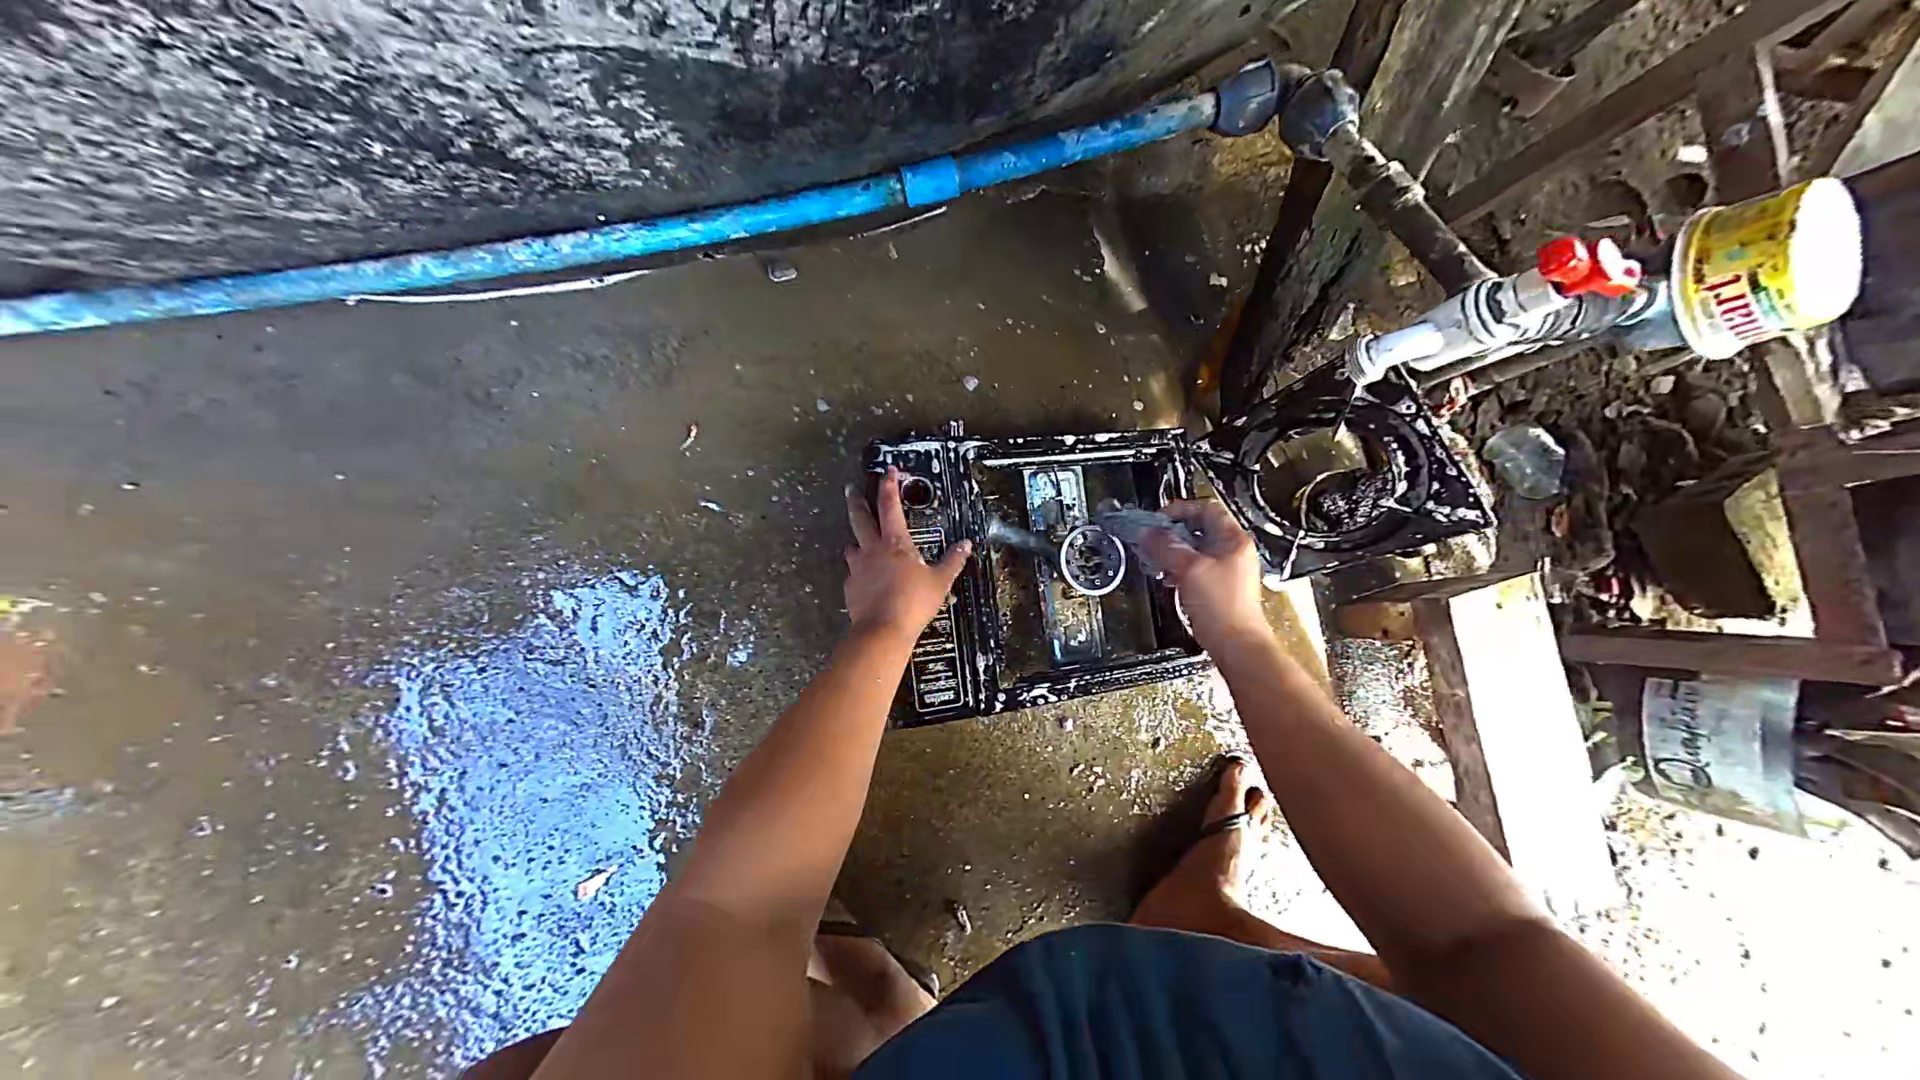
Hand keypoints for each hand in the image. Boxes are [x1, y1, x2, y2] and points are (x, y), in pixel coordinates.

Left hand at [844, 467, 972, 638]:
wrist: (883, 630)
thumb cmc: (913, 603)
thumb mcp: (940, 581)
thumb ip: (953, 561)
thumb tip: (965, 546)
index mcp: (895, 543)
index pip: (890, 505)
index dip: (889, 485)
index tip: (888, 472)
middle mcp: (872, 550)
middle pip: (860, 517)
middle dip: (857, 500)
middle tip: (852, 489)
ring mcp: (858, 568)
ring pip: (852, 545)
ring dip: (856, 539)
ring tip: (859, 540)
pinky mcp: (851, 587)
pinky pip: (853, 573)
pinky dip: (858, 571)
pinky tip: (865, 578)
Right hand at [1143, 499, 1269, 649]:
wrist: (1236, 644)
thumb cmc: (1223, 607)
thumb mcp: (1188, 569)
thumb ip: (1165, 547)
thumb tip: (1148, 533)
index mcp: (1233, 540)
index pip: (1206, 508)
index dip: (1180, 509)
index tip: (1159, 519)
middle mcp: (1232, 551)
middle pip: (1198, 529)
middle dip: (1172, 533)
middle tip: (1152, 539)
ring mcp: (1226, 569)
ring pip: (1194, 549)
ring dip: (1173, 551)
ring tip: (1156, 559)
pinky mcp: (1218, 587)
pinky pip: (1195, 568)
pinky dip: (1178, 568)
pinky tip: (1167, 577)